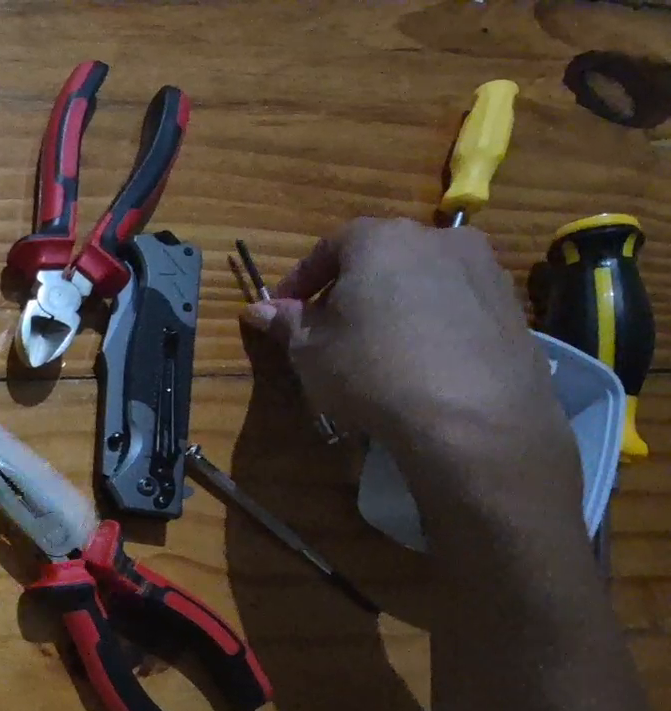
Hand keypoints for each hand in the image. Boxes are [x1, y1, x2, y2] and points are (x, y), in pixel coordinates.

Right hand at [243, 218, 579, 513]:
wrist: (470, 412)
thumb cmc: (370, 369)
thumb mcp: (309, 350)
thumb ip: (287, 322)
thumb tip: (260, 310)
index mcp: (381, 242)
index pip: (332, 243)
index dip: (302, 276)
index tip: (283, 309)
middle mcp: (438, 240)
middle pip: (381, 254)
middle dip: (348, 285)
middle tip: (325, 324)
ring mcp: (482, 268)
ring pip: (420, 275)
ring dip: (390, 300)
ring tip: (371, 342)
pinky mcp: (508, 302)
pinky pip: (452, 300)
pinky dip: (426, 317)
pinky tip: (413, 356)